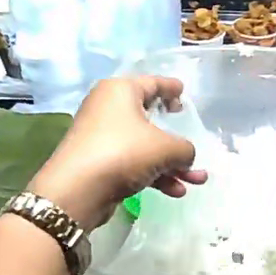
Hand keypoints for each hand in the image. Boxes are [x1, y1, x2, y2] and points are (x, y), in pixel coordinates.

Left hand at [26, 76, 206, 228]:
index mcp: (121, 91)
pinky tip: (176, 191)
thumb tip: (185, 156)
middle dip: (176, 138)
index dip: (170, 88)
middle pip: (149, 118)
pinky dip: (156, 174)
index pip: (152, 83)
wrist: (78, 190)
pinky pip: (135, 164)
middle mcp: (108, 109)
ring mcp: (102, 137)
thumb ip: (185, 149)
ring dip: (172, 164)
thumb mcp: (167, 148)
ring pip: (146, 147)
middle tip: (189, 135)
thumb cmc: (124, 153)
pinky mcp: (100, 162)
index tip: (183, 91)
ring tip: (197, 181)